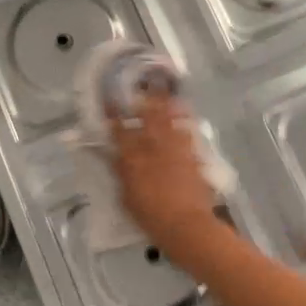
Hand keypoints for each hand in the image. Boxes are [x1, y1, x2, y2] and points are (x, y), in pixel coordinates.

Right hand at [111, 94, 217, 243]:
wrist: (187, 225)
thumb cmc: (151, 217)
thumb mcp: (127, 197)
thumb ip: (121, 173)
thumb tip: (114, 156)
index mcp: (133, 158)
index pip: (120, 130)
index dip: (114, 114)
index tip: (111, 99)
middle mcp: (155, 147)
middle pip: (150, 115)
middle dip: (147, 97)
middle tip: (147, 80)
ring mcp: (177, 149)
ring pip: (172, 119)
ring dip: (168, 104)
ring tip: (166, 91)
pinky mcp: (194, 156)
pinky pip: (189, 133)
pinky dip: (185, 122)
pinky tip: (185, 115)